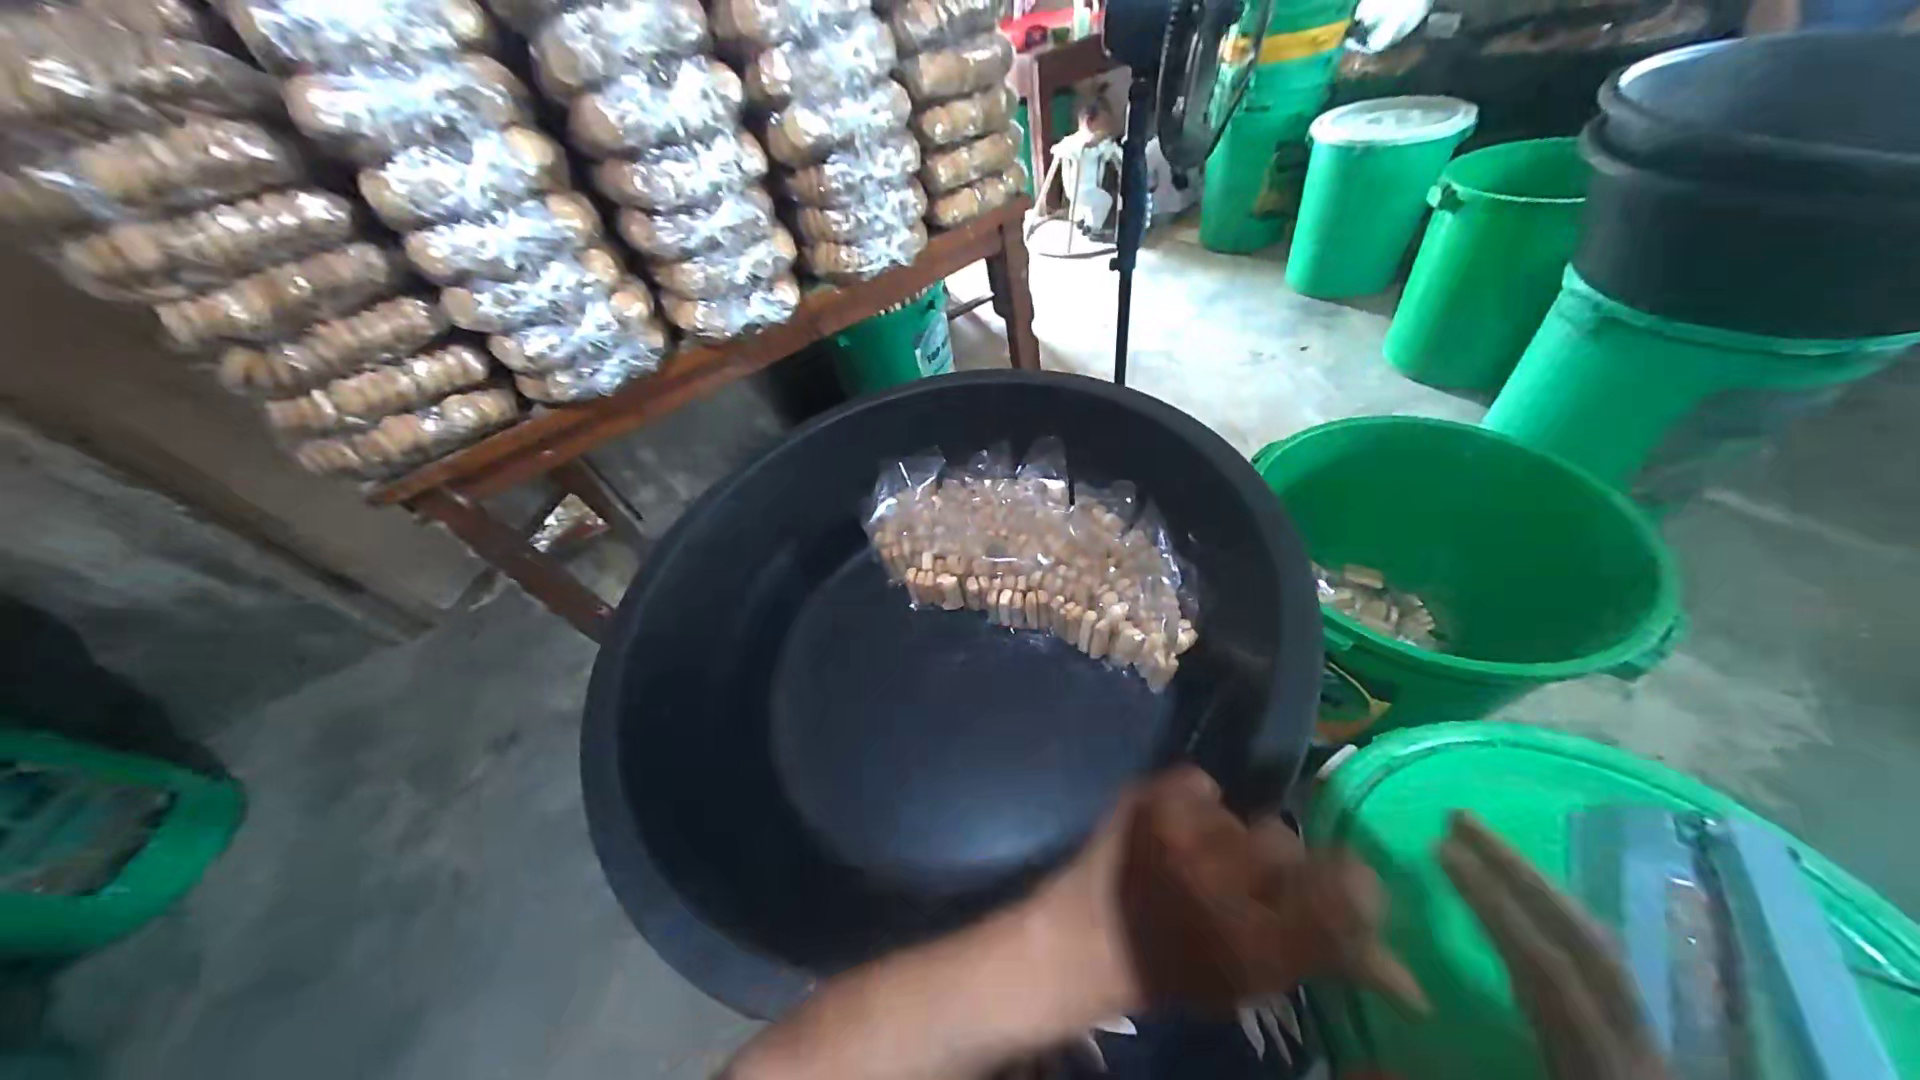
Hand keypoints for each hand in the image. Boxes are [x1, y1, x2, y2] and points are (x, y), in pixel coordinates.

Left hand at [1019, 766, 1424, 1021]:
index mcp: (1256, 945)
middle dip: (1276, 860)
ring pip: (1242, 813)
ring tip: (1199, 856)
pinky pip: (1198, 783)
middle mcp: (1221, 882)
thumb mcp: (1255, 982)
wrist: (1085, 938)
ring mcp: (1176, 832)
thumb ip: (1326, 959)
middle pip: (1285, 842)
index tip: (1347, 883)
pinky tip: (1175, 828)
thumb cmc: (1175, 968)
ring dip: (1231, 834)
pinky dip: (1194, 802)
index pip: (1339, 899)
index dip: (1352, 887)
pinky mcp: (1143, 798)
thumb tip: (1405, 970)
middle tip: (1248, 876)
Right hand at [1439, 812, 1669, 1079]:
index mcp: (1600, 1070)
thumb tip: (1356, 1059)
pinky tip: (1519, 901)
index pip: (1550, 972)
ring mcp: (1647, 1053)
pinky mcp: (1637, 1052)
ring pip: (1604, 953)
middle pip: (1590, 946)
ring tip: (1480, 843)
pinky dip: (1556, 921)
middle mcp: (1638, 1056)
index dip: (1496, 905)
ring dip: (1539, 889)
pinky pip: (1600, 970)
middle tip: (1460, 819)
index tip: (1441, 849)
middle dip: (1523, 874)